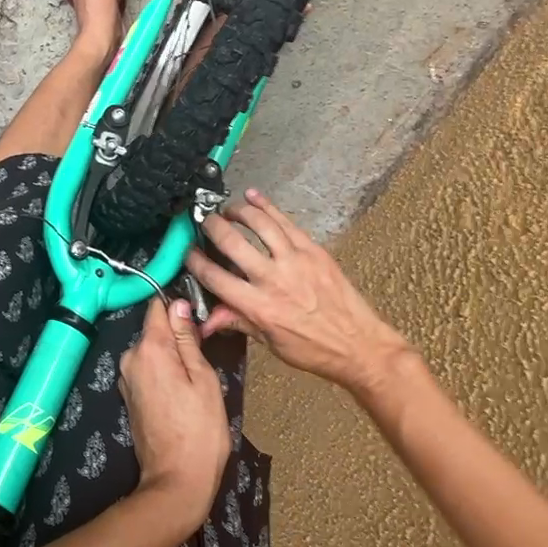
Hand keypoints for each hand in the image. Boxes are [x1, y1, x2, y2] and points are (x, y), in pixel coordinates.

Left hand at [119, 298, 230, 526]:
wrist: (176, 483)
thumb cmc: (200, 431)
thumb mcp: (204, 379)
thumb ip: (188, 339)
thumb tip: (178, 305)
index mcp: (149, 348)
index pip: (156, 306)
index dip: (177, 306)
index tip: (196, 315)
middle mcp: (130, 358)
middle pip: (154, 330)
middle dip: (176, 335)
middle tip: (204, 355)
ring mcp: (126, 378)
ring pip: (151, 351)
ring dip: (171, 356)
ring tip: (195, 379)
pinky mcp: (128, 396)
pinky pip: (146, 370)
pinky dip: (162, 372)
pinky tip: (181, 392)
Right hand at [186, 189, 414, 394]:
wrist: (359, 345)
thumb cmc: (313, 350)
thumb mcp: (270, 342)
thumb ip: (237, 321)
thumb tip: (205, 320)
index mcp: (259, 307)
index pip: (215, 277)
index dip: (195, 261)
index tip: (188, 252)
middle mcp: (273, 280)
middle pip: (231, 242)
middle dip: (211, 227)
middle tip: (204, 222)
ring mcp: (295, 260)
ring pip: (258, 224)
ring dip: (238, 212)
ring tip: (229, 211)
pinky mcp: (313, 250)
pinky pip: (285, 221)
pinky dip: (267, 205)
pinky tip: (253, 196)